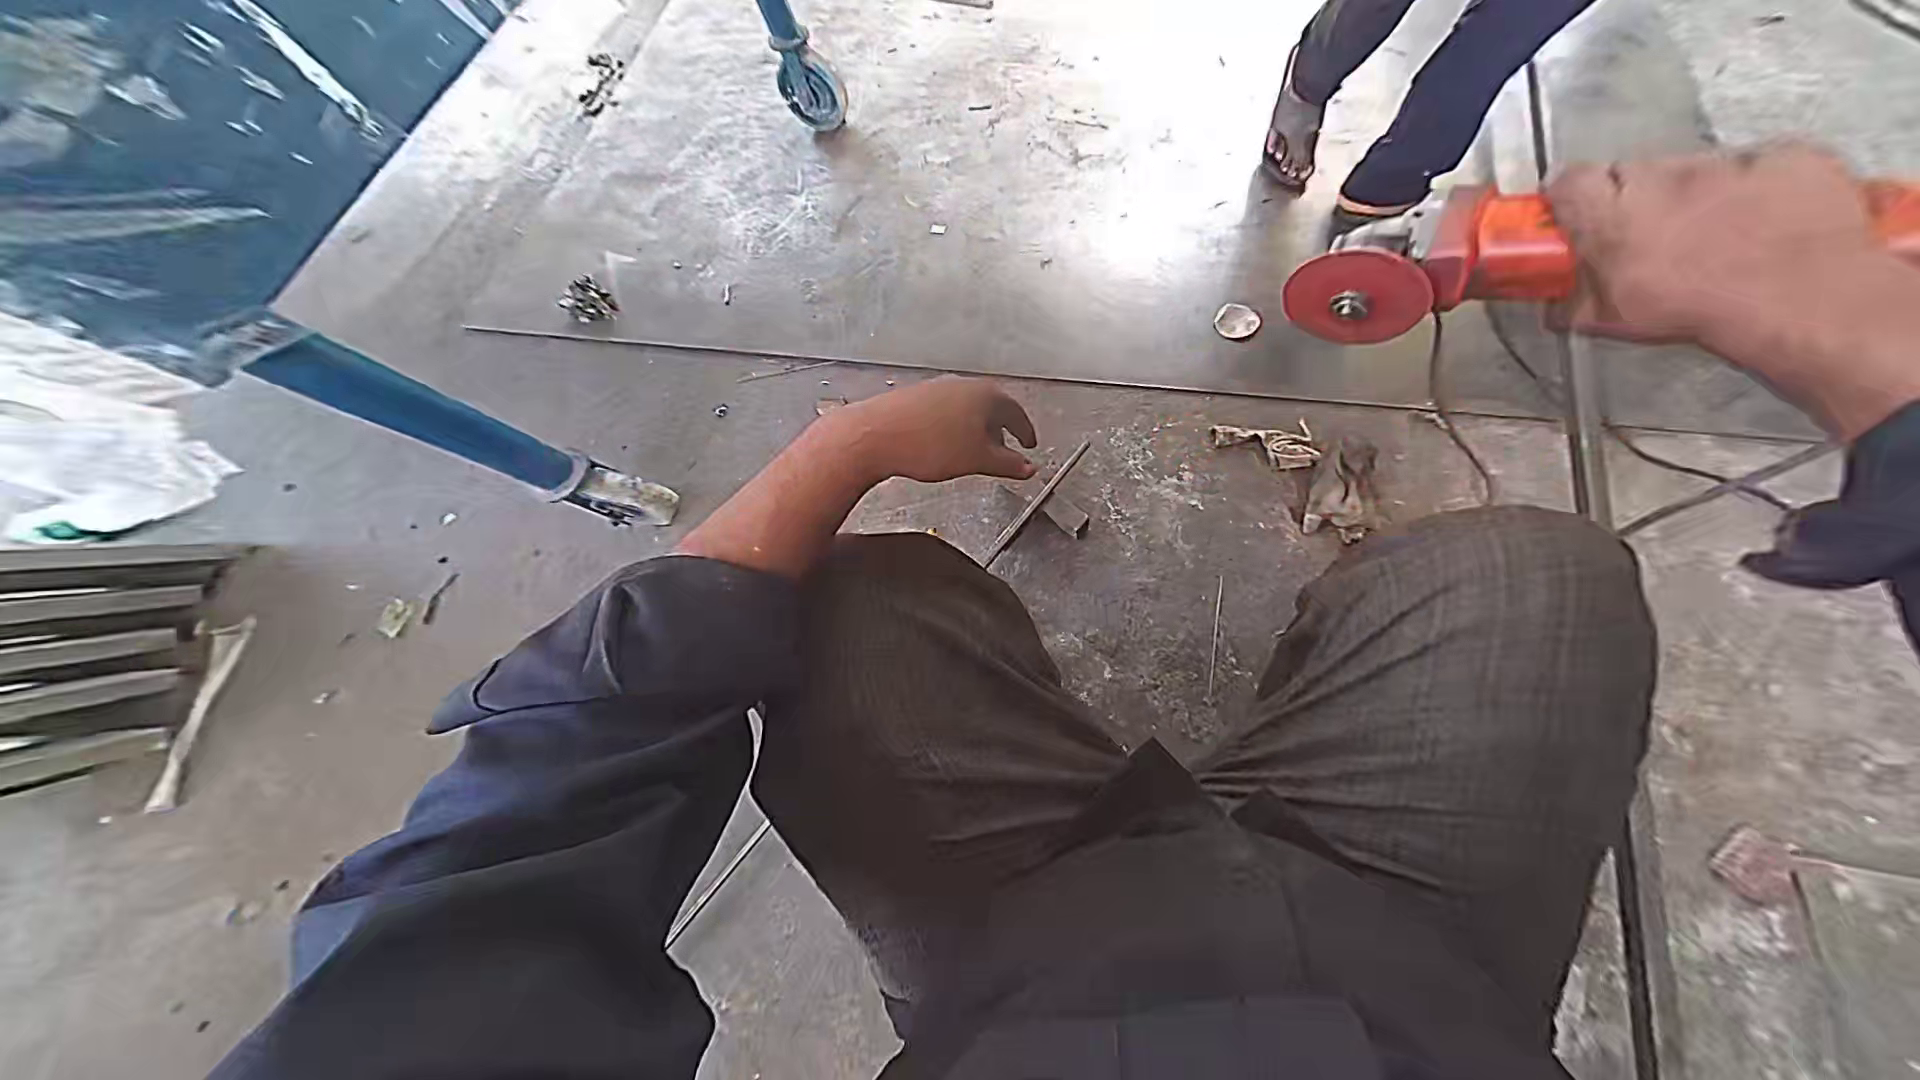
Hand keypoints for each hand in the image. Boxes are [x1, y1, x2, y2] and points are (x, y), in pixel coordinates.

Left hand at [815, 376, 1038, 483]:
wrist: (874, 436)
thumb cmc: (928, 445)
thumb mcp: (978, 460)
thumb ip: (1008, 464)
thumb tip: (1029, 468)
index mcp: (986, 395)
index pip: (1017, 414)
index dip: (1026, 432)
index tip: (1030, 444)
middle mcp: (963, 385)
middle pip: (992, 408)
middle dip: (1000, 431)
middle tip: (1004, 452)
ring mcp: (937, 388)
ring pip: (967, 409)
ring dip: (975, 431)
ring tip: (972, 454)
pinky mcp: (915, 398)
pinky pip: (945, 412)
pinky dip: (953, 428)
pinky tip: (944, 446)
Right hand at [1547, 143, 1919, 439]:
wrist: (1794, 295)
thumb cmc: (1696, 308)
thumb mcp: (1605, 319)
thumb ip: (1571, 298)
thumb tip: (1556, 301)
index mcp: (1609, 219)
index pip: (1568, 181)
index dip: (1564, 191)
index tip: (1566, 204)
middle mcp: (1662, 181)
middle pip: (1628, 170)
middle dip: (1623, 194)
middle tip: (1632, 228)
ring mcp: (1726, 164)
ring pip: (1688, 167)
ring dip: (1683, 192)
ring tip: (1698, 229)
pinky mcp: (1783, 155)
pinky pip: (1753, 163)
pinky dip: (1745, 184)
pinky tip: (1749, 216)